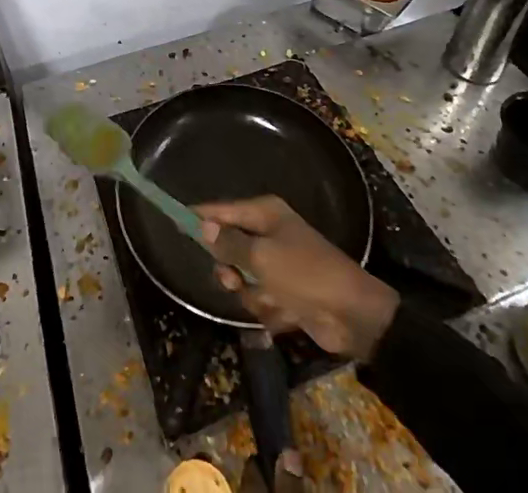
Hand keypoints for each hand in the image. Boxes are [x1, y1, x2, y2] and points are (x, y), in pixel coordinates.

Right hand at [196, 196, 399, 360]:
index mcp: (265, 214)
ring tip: (271, 299)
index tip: (174, 221)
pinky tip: (286, 313)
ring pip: (241, 278)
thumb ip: (229, 243)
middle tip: (233, 279)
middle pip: (228, 247)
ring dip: (251, 293)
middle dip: (230, 269)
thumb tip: (203, 225)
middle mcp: (269, 233)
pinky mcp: (285, 292)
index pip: (221, 210)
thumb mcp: (261, 258)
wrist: (354, 317)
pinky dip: (269, 308)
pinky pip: (259, 297)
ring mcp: (278, 264)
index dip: (198, 217)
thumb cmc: (305, 275)